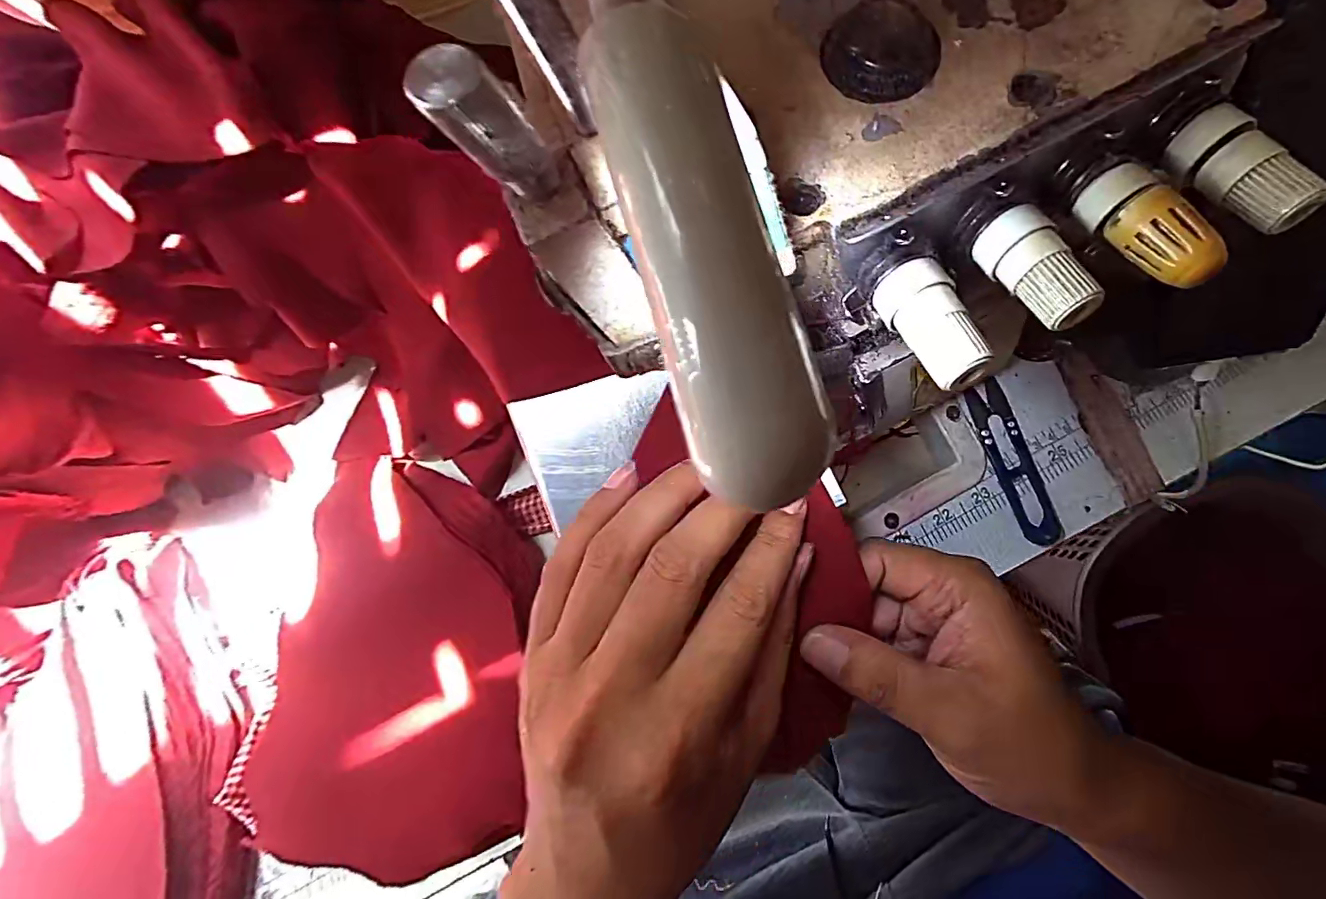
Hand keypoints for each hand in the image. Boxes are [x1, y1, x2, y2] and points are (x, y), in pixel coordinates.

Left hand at [503, 463, 813, 898]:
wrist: (584, 868)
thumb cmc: (680, 816)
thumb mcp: (749, 746)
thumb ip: (774, 648)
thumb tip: (793, 557)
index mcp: (678, 731)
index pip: (739, 609)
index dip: (772, 546)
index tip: (791, 506)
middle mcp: (610, 694)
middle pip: (672, 568)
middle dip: (723, 508)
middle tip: (752, 476)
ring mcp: (559, 668)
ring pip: (613, 552)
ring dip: (662, 495)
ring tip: (700, 466)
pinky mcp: (532, 652)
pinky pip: (563, 563)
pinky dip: (596, 512)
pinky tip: (629, 478)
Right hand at [797, 539, 1110, 830]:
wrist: (1071, 786)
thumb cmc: (1025, 741)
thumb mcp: (946, 709)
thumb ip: (876, 672)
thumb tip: (811, 639)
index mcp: (956, 585)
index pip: (878, 561)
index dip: (833, 578)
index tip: (787, 602)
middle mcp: (942, 593)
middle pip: (869, 587)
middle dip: (830, 614)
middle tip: (781, 640)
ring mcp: (935, 623)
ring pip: (870, 617)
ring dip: (839, 641)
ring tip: (791, 660)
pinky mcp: (929, 652)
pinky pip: (881, 644)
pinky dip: (856, 662)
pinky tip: (822, 678)